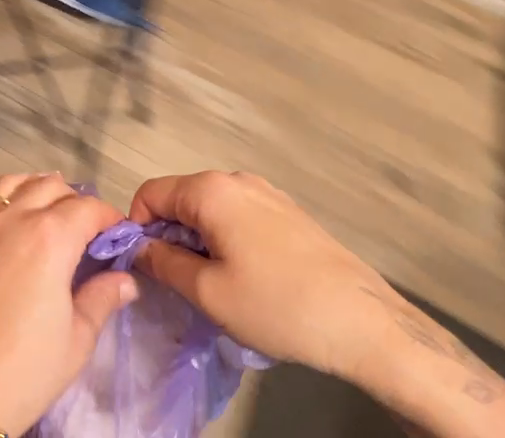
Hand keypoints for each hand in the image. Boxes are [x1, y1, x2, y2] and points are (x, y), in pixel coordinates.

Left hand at [0, 173, 136, 435]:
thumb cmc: (25, 367)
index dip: (110, 219)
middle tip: (89, 233)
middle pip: (52, 186)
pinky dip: (8, 200)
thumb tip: (124, 280)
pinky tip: (16, 227)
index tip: (120, 237)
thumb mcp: (77, 338)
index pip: (89, 208)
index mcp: (50, 237)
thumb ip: (102, 298)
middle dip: (76, 202)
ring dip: (39, 190)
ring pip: (16, 182)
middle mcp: (14, 216)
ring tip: (52, 215)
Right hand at [130, 170, 397, 380]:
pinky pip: (240, 217)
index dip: (138, 229)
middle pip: (181, 198)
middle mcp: (237, 179)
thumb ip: (162, 262)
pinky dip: (229, 241)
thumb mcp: (208, 292)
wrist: (366, 325)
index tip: (149, 268)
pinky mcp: (290, 213)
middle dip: (171, 235)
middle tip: (182, 283)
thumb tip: (138, 248)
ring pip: (211, 210)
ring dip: (201, 241)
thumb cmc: (278, 306)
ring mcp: (268, 193)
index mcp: (211, 190)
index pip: (150, 194)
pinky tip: (250, 280)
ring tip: (218, 286)